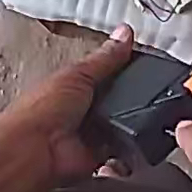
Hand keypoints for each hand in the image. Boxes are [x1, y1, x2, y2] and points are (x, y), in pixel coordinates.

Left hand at [0, 24, 134, 188]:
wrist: (36, 148)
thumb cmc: (44, 108)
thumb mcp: (78, 74)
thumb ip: (105, 59)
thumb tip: (124, 33)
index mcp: (74, 86)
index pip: (106, 74)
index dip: (126, 69)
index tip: (149, 63)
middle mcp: (83, 110)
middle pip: (119, 102)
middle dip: (135, 100)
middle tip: (155, 94)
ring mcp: (91, 135)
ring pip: (124, 128)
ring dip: (132, 125)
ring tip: (146, 118)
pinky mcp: (98, 158)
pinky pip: (121, 154)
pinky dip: (128, 151)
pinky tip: (134, 142)